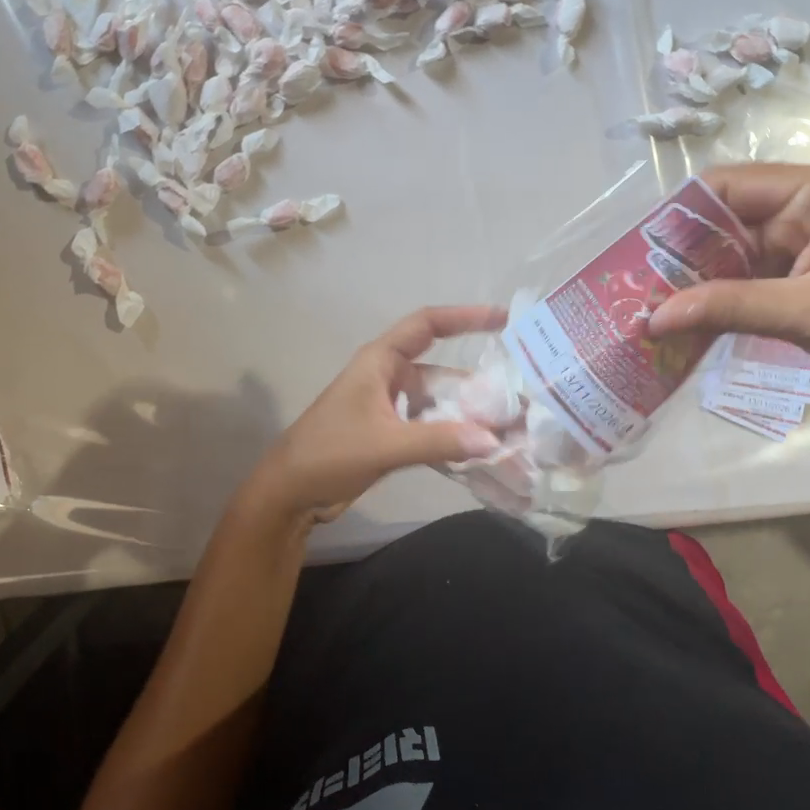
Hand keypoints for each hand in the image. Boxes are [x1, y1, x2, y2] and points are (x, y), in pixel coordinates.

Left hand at [239, 306, 506, 522]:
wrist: (290, 492)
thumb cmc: (329, 454)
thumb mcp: (385, 444)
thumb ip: (439, 441)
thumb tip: (494, 440)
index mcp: (380, 362)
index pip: (427, 324)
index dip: (465, 316)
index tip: (504, 319)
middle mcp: (387, 378)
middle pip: (442, 370)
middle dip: (478, 385)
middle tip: (519, 399)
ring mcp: (389, 408)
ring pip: (439, 404)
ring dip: (469, 416)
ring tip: (510, 431)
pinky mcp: (389, 436)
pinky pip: (431, 429)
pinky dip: (454, 438)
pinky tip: (482, 453)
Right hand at [649, 164, 809, 406]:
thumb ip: (730, 308)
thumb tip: (653, 318)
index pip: (728, 186)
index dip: (679, 217)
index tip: (636, 254)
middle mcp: (808, 210)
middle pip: (724, 222)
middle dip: (681, 257)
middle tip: (633, 291)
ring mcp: (806, 248)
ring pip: (732, 257)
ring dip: (696, 285)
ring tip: (649, 312)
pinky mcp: (805, 283)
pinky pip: (748, 285)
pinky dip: (719, 304)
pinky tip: (685, 326)